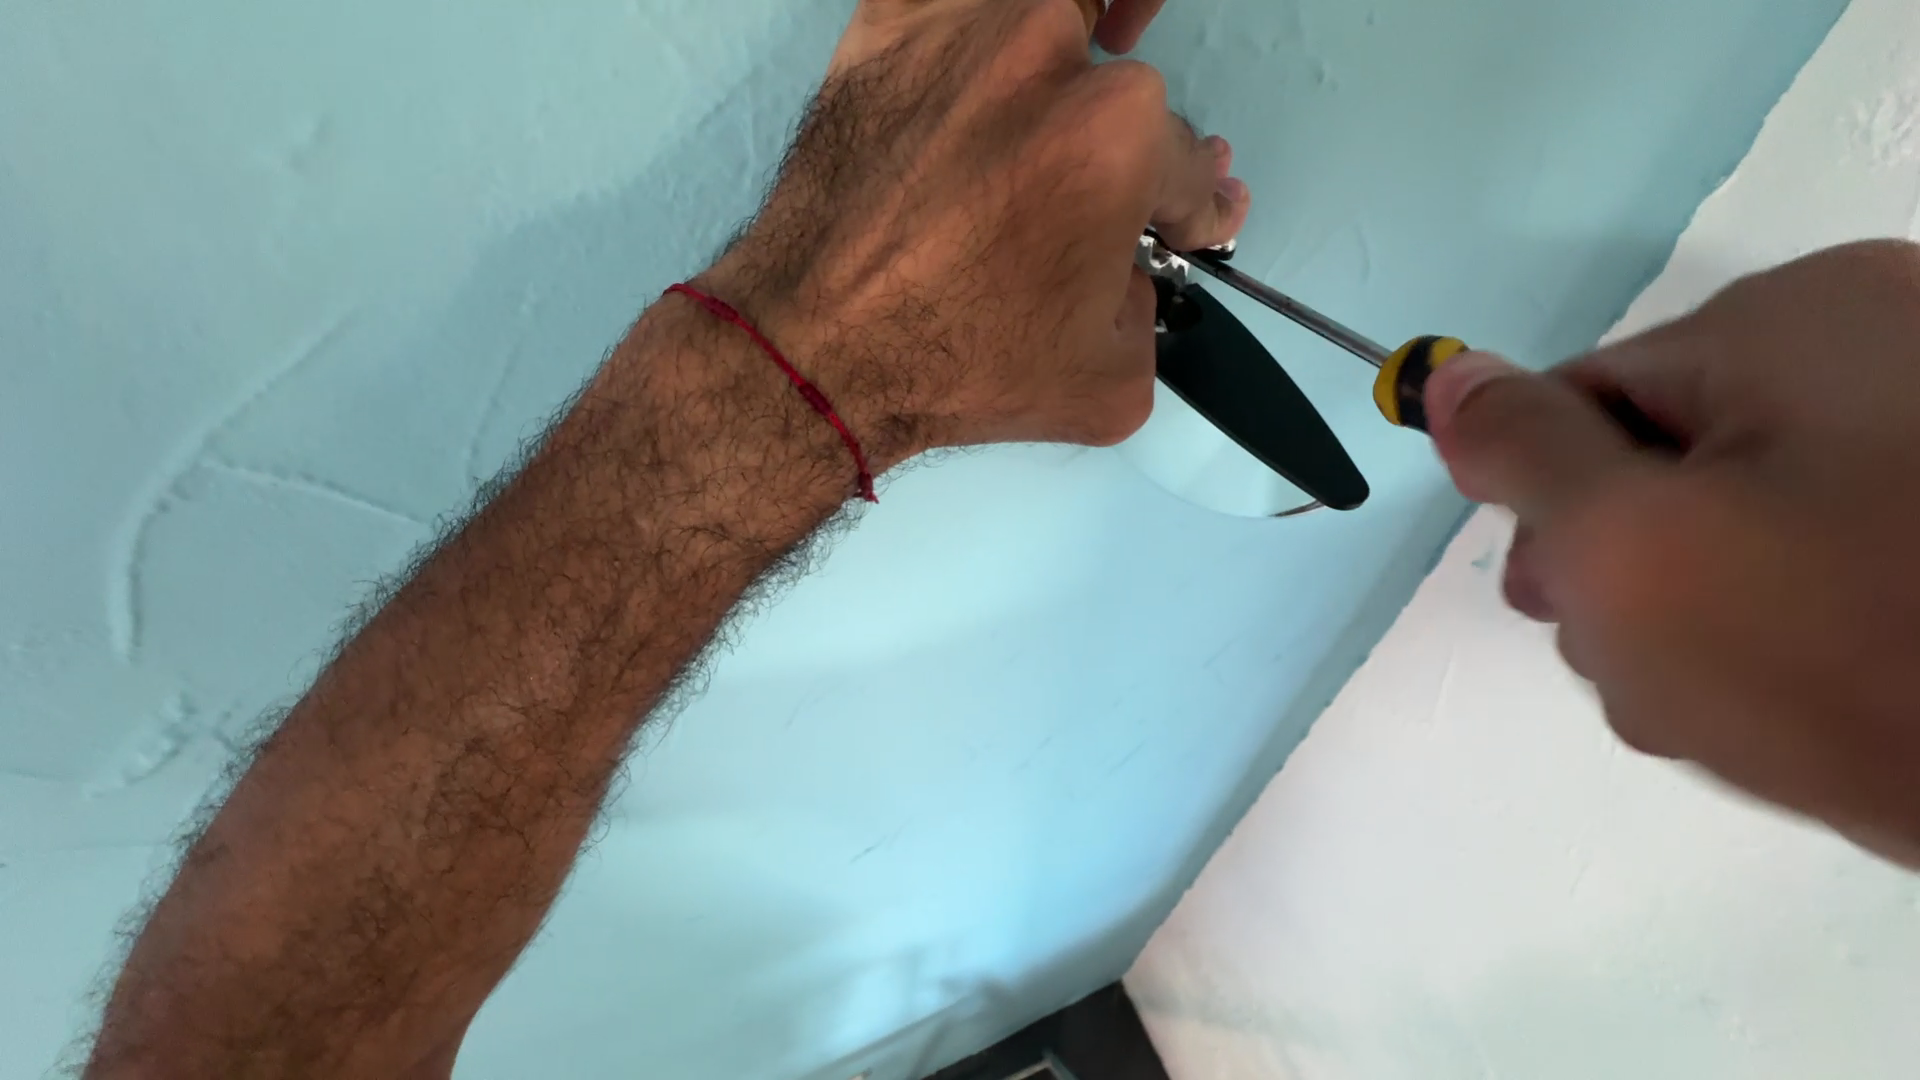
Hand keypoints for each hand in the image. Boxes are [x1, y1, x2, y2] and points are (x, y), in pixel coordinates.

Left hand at [697, 0, 1249, 462]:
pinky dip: (986, 34)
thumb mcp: (1108, 385)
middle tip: (1114, 195)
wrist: (819, 351)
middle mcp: (1046, 55)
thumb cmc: (959, 371)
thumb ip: (1151, 315)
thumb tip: (1132, 272)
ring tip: (1073, 91)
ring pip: (1053, 15)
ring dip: (1080, 51)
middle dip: (1137, 154)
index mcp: (1116, 139)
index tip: (1192, 223)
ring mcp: (961, 28)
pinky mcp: (887, 26)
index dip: (1199, 209)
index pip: (1190, 168)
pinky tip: (994, 68)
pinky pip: (957, 10)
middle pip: (1127, 91)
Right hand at [1424, 240, 1919, 865]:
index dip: (1542, 505)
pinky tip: (1799, 692)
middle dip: (1613, 569)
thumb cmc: (1840, 647)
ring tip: (1725, 696)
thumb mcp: (1618, 536)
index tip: (1563, 594)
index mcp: (1793, 321)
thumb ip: (1516, 448)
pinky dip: (1781, 619)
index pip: (1570, 404)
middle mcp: (1887, 343)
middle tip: (1634, 652)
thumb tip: (1448, 372)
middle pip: (1651, 460)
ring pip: (1729, 517)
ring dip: (1685, 611)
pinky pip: (1814, 551)